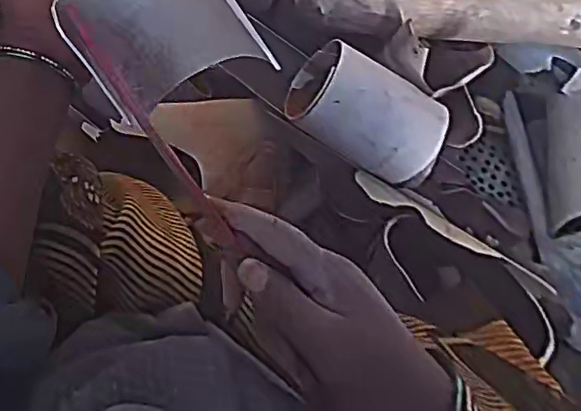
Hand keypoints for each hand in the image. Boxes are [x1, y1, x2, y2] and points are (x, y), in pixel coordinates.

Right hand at [214, 200, 453, 410]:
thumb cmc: (377, 380)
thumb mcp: (323, 344)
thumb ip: (280, 300)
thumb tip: (242, 262)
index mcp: (326, 270)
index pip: (271, 229)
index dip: (235, 213)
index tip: (202, 200)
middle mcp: (329, 270)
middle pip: (271, 250)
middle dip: (248, 271)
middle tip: (233, 298)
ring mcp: (334, 289)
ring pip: (279, 278)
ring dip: (270, 309)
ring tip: (289, 351)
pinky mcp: (336, 310)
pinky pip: (293, 301)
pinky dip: (283, 320)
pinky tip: (294, 349)